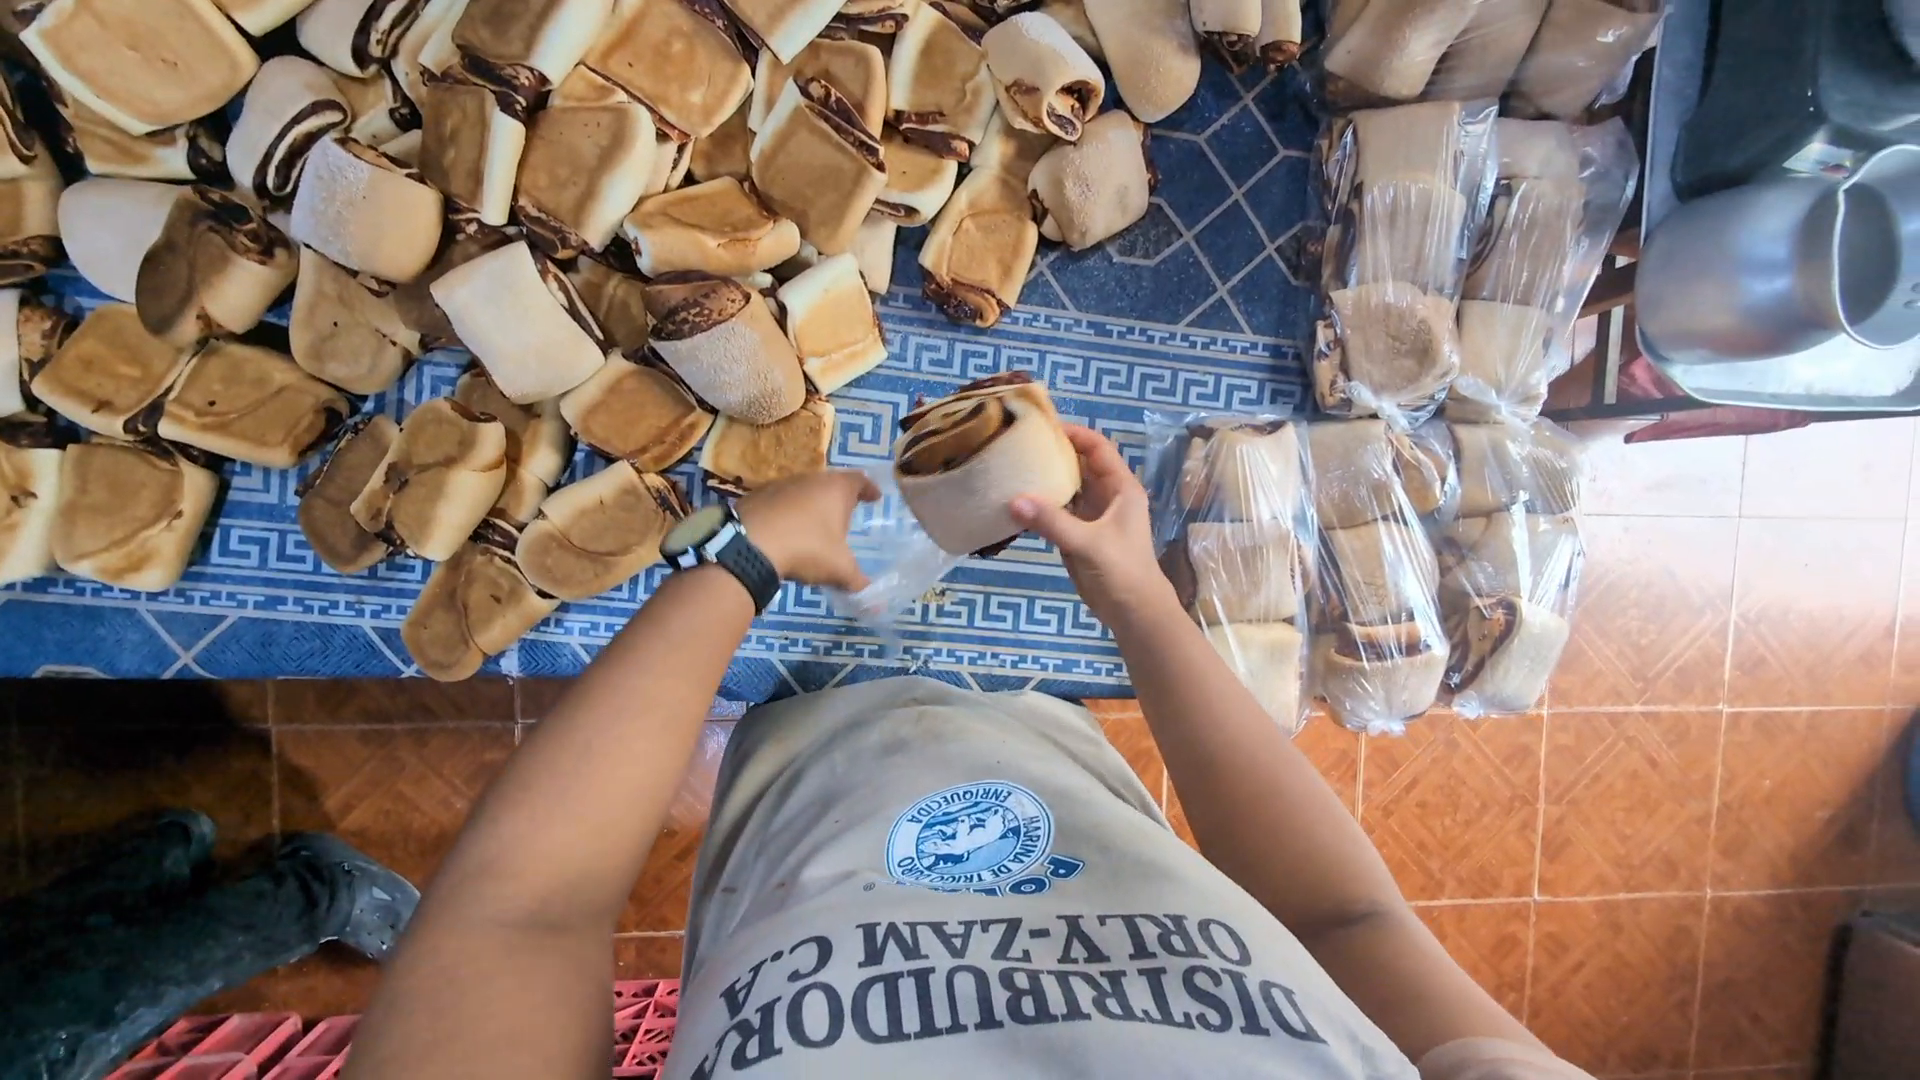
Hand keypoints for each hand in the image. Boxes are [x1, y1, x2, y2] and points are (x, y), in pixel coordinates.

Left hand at [736, 469, 879, 590]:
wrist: (747, 544)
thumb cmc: (806, 548)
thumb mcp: (838, 569)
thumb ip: (859, 582)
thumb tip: (877, 603)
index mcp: (836, 488)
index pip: (860, 480)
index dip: (870, 489)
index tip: (875, 497)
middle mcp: (811, 479)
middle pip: (831, 482)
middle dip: (840, 497)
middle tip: (846, 512)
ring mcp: (782, 484)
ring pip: (804, 490)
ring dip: (812, 504)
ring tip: (816, 524)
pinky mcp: (758, 495)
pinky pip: (781, 501)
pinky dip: (788, 512)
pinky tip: (787, 530)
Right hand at [1009, 425, 1179, 628]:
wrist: (1134, 612)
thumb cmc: (1122, 571)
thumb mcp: (1088, 543)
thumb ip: (1052, 522)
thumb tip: (1013, 501)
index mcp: (1121, 488)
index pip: (1098, 448)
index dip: (1074, 433)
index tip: (1043, 427)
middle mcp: (1107, 496)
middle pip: (1080, 464)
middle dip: (1054, 453)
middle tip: (1019, 444)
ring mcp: (1093, 516)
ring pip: (1068, 488)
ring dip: (1045, 479)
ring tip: (1013, 467)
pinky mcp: (1079, 535)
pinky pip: (1058, 512)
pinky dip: (1041, 506)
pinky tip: (1017, 501)